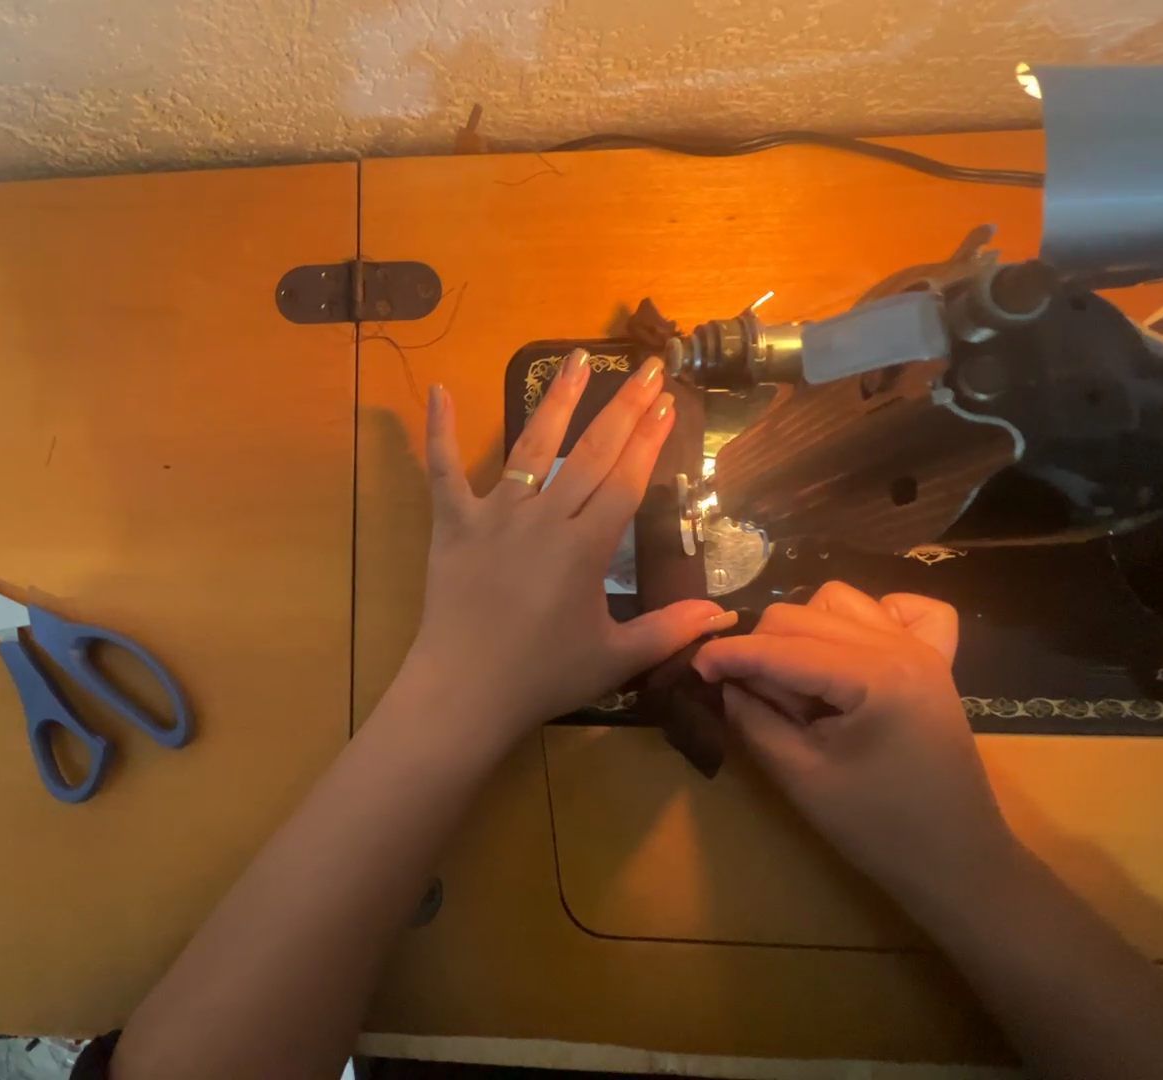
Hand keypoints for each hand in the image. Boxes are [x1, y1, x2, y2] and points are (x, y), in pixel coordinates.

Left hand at [401, 350, 735, 751]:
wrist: (465, 690)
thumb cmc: (542, 677)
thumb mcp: (615, 658)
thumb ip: (670, 630)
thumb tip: (725, 613)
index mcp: (585, 548)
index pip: (626, 480)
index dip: (650, 441)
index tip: (668, 403)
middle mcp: (543, 519)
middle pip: (589, 453)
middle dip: (623, 407)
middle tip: (647, 366)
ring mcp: (494, 516)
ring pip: (530, 449)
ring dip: (556, 401)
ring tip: (576, 358)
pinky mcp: (452, 524)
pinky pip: (442, 472)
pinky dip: (439, 432)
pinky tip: (438, 390)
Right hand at [691, 582, 1020, 906]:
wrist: (958, 864)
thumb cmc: (876, 827)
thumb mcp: (797, 775)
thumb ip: (750, 717)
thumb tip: (717, 680)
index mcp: (875, 677)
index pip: (779, 647)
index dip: (726, 655)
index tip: (691, 670)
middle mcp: (900, 646)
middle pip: (799, 614)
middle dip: (759, 647)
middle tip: (747, 694)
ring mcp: (922, 648)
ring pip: (836, 601)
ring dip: (801, 630)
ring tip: (794, 678)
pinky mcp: (934, 660)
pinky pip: (902, 609)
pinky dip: (867, 617)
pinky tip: (848, 648)